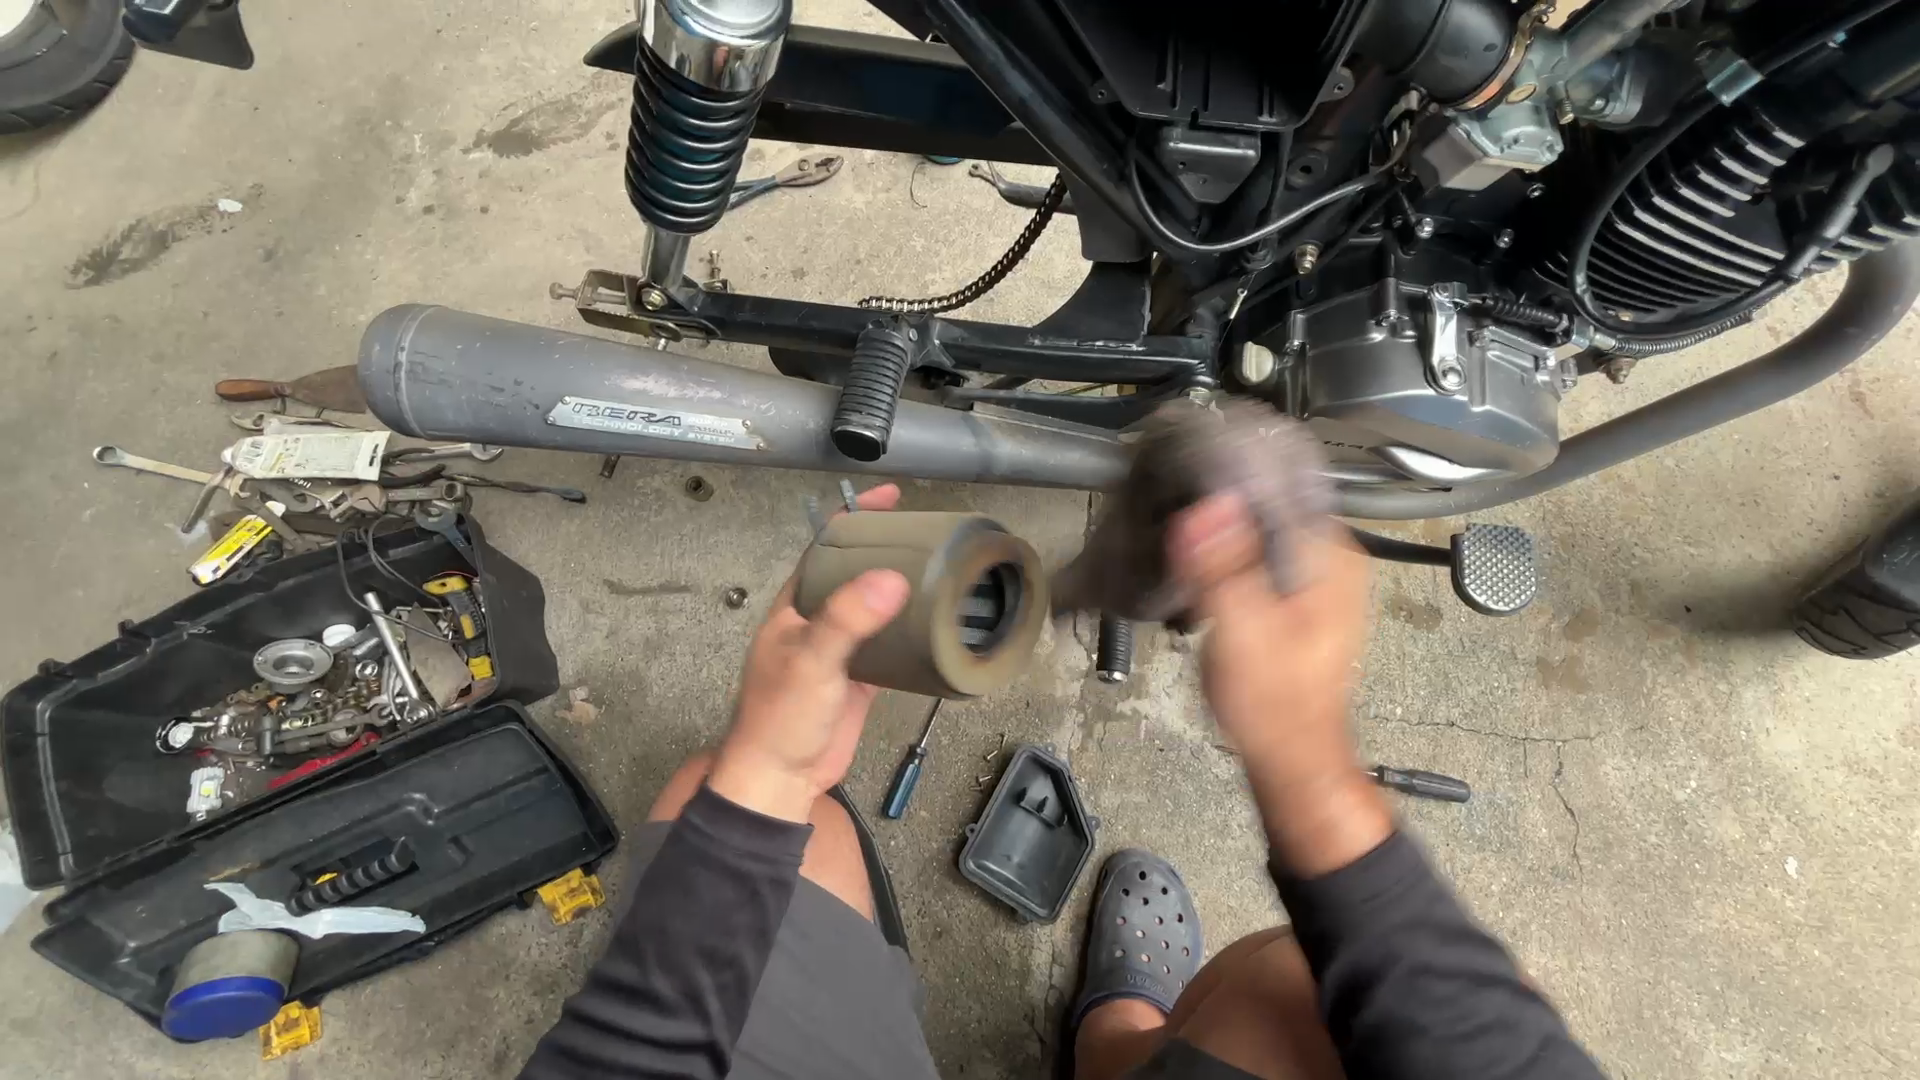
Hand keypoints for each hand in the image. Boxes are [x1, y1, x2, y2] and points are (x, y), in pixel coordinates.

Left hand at [709, 484, 911, 822]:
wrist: (783, 778)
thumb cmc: (780, 719)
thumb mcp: (810, 661)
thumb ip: (846, 619)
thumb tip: (891, 579)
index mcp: (796, 606)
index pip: (826, 548)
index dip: (855, 519)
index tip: (889, 498)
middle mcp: (818, 621)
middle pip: (855, 573)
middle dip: (887, 551)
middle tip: (927, 536)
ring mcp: (840, 650)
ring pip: (875, 608)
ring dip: (902, 590)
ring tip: (940, 573)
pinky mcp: (860, 677)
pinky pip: (889, 644)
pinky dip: (910, 633)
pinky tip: (935, 628)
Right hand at [1169, 495, 1390, 875]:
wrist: (1289, 756)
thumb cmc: (1274, 706)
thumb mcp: (1241, 631)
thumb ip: (1223, 570)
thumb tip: (1208, 508)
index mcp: (1331, 559)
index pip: (1278, 488)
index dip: (1228, 481)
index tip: (1187, 480)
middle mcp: (1331, 562)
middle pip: (1266, 507)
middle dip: (1220, 507)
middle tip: (1174, 509)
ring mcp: (1314, 579)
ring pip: (1258, 531)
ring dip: (1220, 534)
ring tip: (1182, 533)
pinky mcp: (1293, 597)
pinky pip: (1255, 556)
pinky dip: (1226, 556)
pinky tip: (1200, 564)